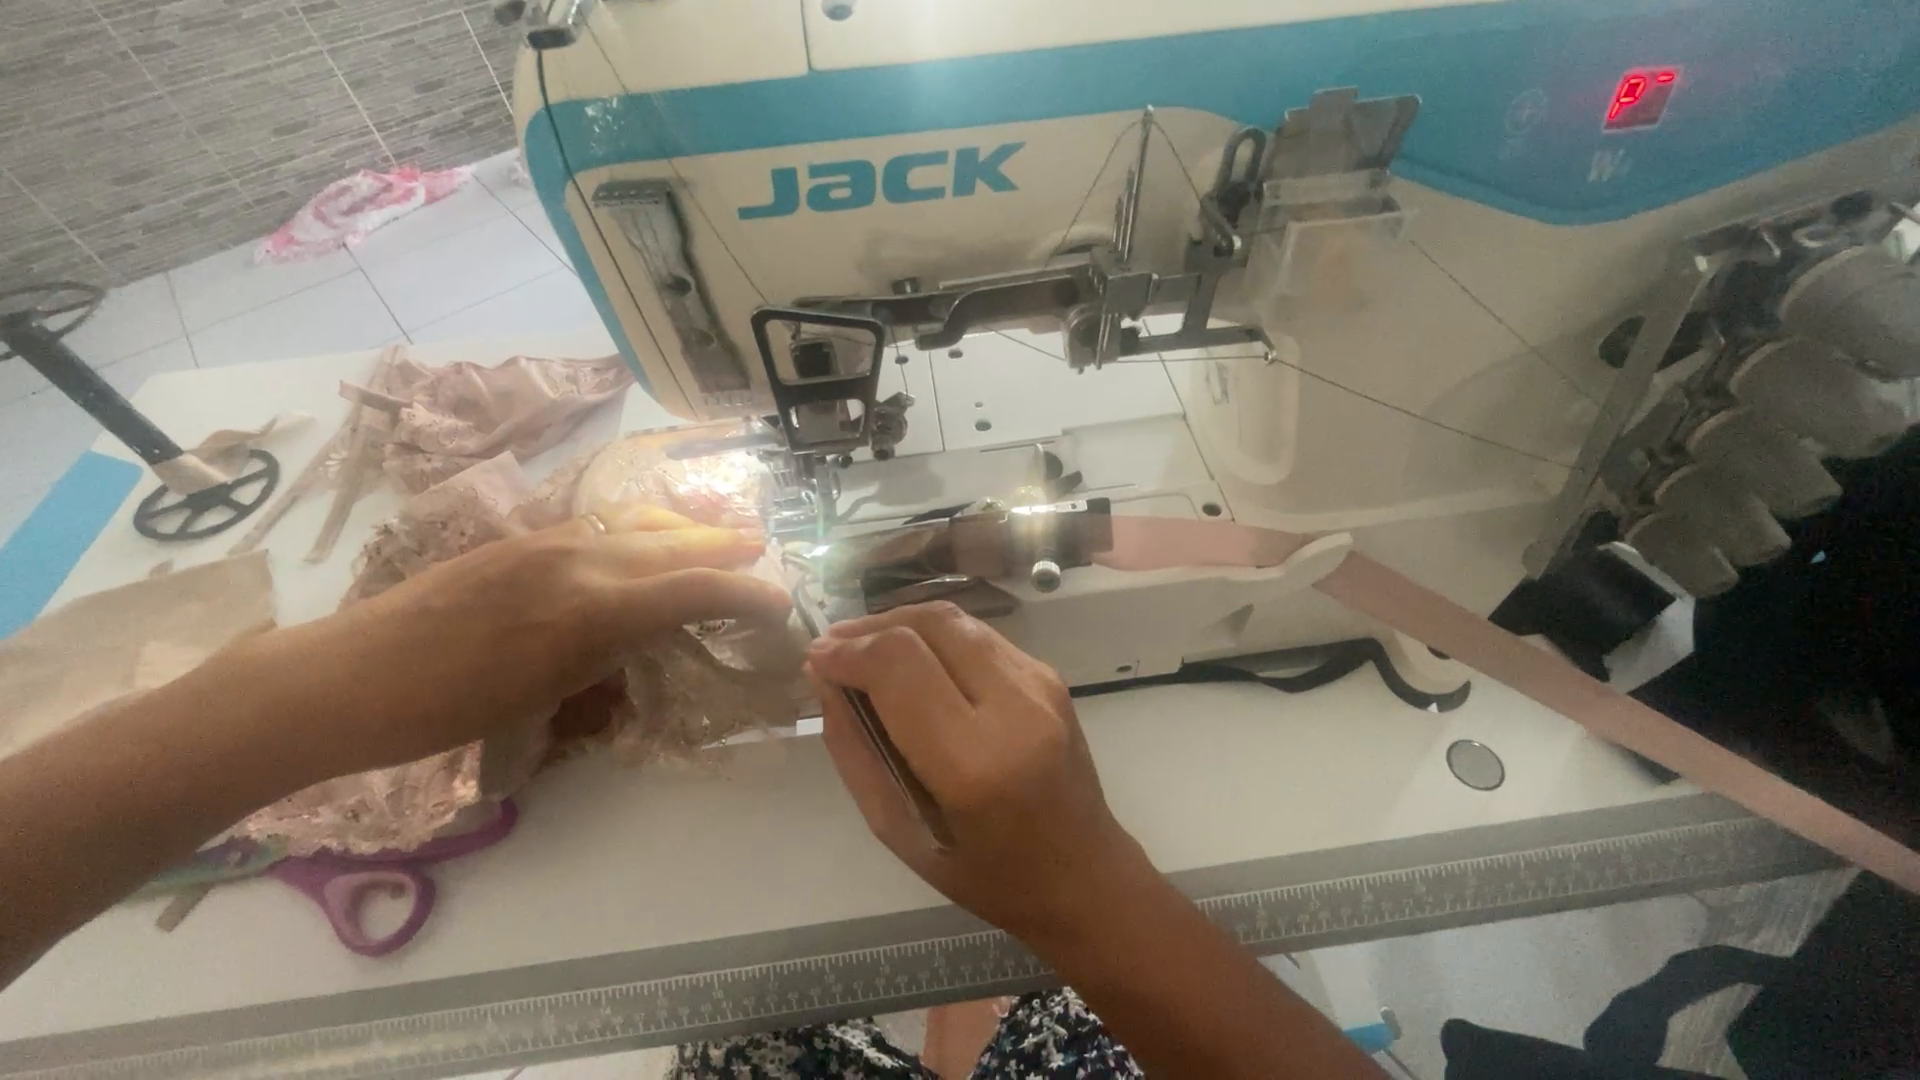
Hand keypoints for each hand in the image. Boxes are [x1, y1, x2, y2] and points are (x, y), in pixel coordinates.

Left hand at [225, 507, 791, 781]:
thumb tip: (642, 635)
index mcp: (593, 608)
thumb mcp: (547, 694)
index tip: (781, 601)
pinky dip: (638, 526)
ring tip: (709, 534)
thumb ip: (607, 651)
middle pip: (673, 543)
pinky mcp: (519, 538)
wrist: (347, 678)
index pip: (693, 589)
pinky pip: (599, 522)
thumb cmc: (447, 709)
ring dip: (682, 528)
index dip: (746, 592)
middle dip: (723, 547)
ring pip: (636, 521)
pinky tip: (639, 537)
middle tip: (758, 550)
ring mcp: (547, 540)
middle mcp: (580, 560)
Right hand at [807, 602, 1153, 943]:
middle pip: (928, 624)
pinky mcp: (1049, 675)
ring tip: (863, 647)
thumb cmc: (985, 873)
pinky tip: (910, 660)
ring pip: (955, 619)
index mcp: (975, 760)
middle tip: (833, 647)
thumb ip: (855, 750)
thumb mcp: (898, 831)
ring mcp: (1040, 684)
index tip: (815, 660)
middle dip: (870, 627)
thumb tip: (824, 680)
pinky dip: (933, 636)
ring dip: (900, 623)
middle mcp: (1015, 707)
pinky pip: (978, 636)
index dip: (848, 652)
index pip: (899, 664)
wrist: (1084, 873)